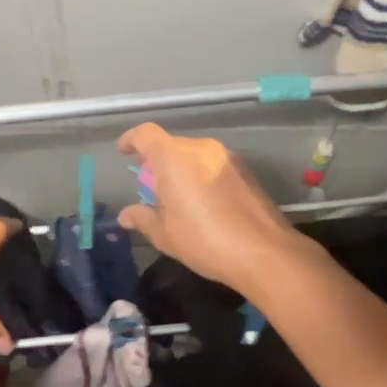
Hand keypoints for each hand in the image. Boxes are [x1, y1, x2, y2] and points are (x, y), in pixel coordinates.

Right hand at [115, 123, 310, 294]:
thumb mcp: (165, 234)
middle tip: (152, 190)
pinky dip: (203, 177)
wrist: (263, 251)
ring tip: (180, 200)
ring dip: (183, 171)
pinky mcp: (246, 171)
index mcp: (174, 157)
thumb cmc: (204, 240)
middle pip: (172, 146)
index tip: (124, 152)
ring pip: (195, 156)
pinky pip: (214, 166)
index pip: (146, 134)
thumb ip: (143, 218)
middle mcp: (201, 149)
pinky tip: (205, 205)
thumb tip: (126, 215)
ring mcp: (227, 157)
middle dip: (158, 163)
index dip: (131, 140)